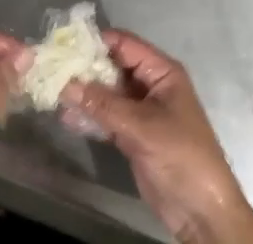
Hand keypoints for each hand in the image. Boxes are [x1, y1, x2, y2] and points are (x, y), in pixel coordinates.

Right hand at [61, 31, 252, 243]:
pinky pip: (107, 117)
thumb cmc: (181, 155)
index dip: (95, 42)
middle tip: (51, 70)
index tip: (63, 45)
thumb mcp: (142, 126)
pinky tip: (65, 118)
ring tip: (52, 93)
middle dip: (84, 68)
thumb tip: (65, 83)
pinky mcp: (133, 135)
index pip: (124, 45)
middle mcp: (150, 86)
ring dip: (84, 94)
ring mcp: (141, 111)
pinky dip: (89, 117)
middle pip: (113, 67)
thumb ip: (103, 104)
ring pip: (107, 93)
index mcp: (162, 73)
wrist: (201, 209)